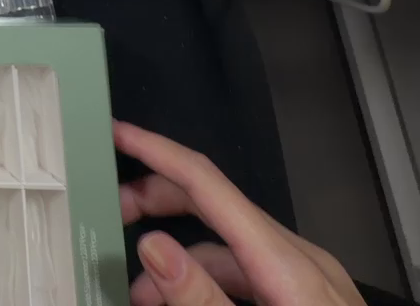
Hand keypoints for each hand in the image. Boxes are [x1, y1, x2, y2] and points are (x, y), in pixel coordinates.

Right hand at [115, 121, 366, 305]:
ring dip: (176, 254)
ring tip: (137, 293)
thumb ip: (200, 300)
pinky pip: (245, 272)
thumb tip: (150, 242)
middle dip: (154, 202)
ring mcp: (308, 280)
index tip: (113, 132)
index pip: (206, 182)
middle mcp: (299, 259)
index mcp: (287, 264)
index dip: (154, 149)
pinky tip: (180, 304)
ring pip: (224, 243)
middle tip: (110, 217)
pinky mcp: (310, 301)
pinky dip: (204, 278)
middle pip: (211, 203)